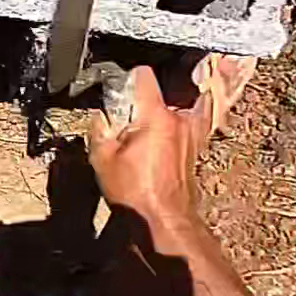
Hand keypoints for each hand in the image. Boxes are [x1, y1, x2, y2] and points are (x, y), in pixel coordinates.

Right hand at [86, 55, 255, 228]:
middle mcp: (180, 119)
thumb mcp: (102, 159)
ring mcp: (192, 133)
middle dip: (140, 103)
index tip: (116, 93)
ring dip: (157, 114)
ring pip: (173, 107)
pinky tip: (159, 138)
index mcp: (156, 116)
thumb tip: (101, 116)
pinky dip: (174, 125)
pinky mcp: (196, 146)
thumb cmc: (136, 193)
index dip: (126, 79)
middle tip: (125, 122)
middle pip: (159, 93)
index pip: (143, 76)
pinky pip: (186, 123)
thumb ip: (99, 128)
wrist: (163, 219)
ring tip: (141, 134)